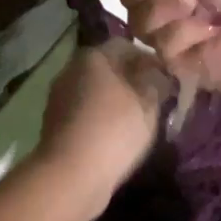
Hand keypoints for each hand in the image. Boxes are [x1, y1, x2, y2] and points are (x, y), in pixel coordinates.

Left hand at [35, 40, 169, 212]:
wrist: (70, 175)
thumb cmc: (113, 131)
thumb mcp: (147, 104)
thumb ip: (156, 81)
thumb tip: (157, 71)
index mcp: (92, 56)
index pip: (125, 46)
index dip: (148, 60)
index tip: (165, 79)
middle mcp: (71, 68)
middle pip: (108, 67)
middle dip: (131, 80)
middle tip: (154, 101)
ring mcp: (60, 95)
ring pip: (95, 90)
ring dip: (115, 101)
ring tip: (137, 122)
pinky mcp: (55, 122)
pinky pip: (85, 112)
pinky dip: (100, 119)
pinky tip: (115, 138)